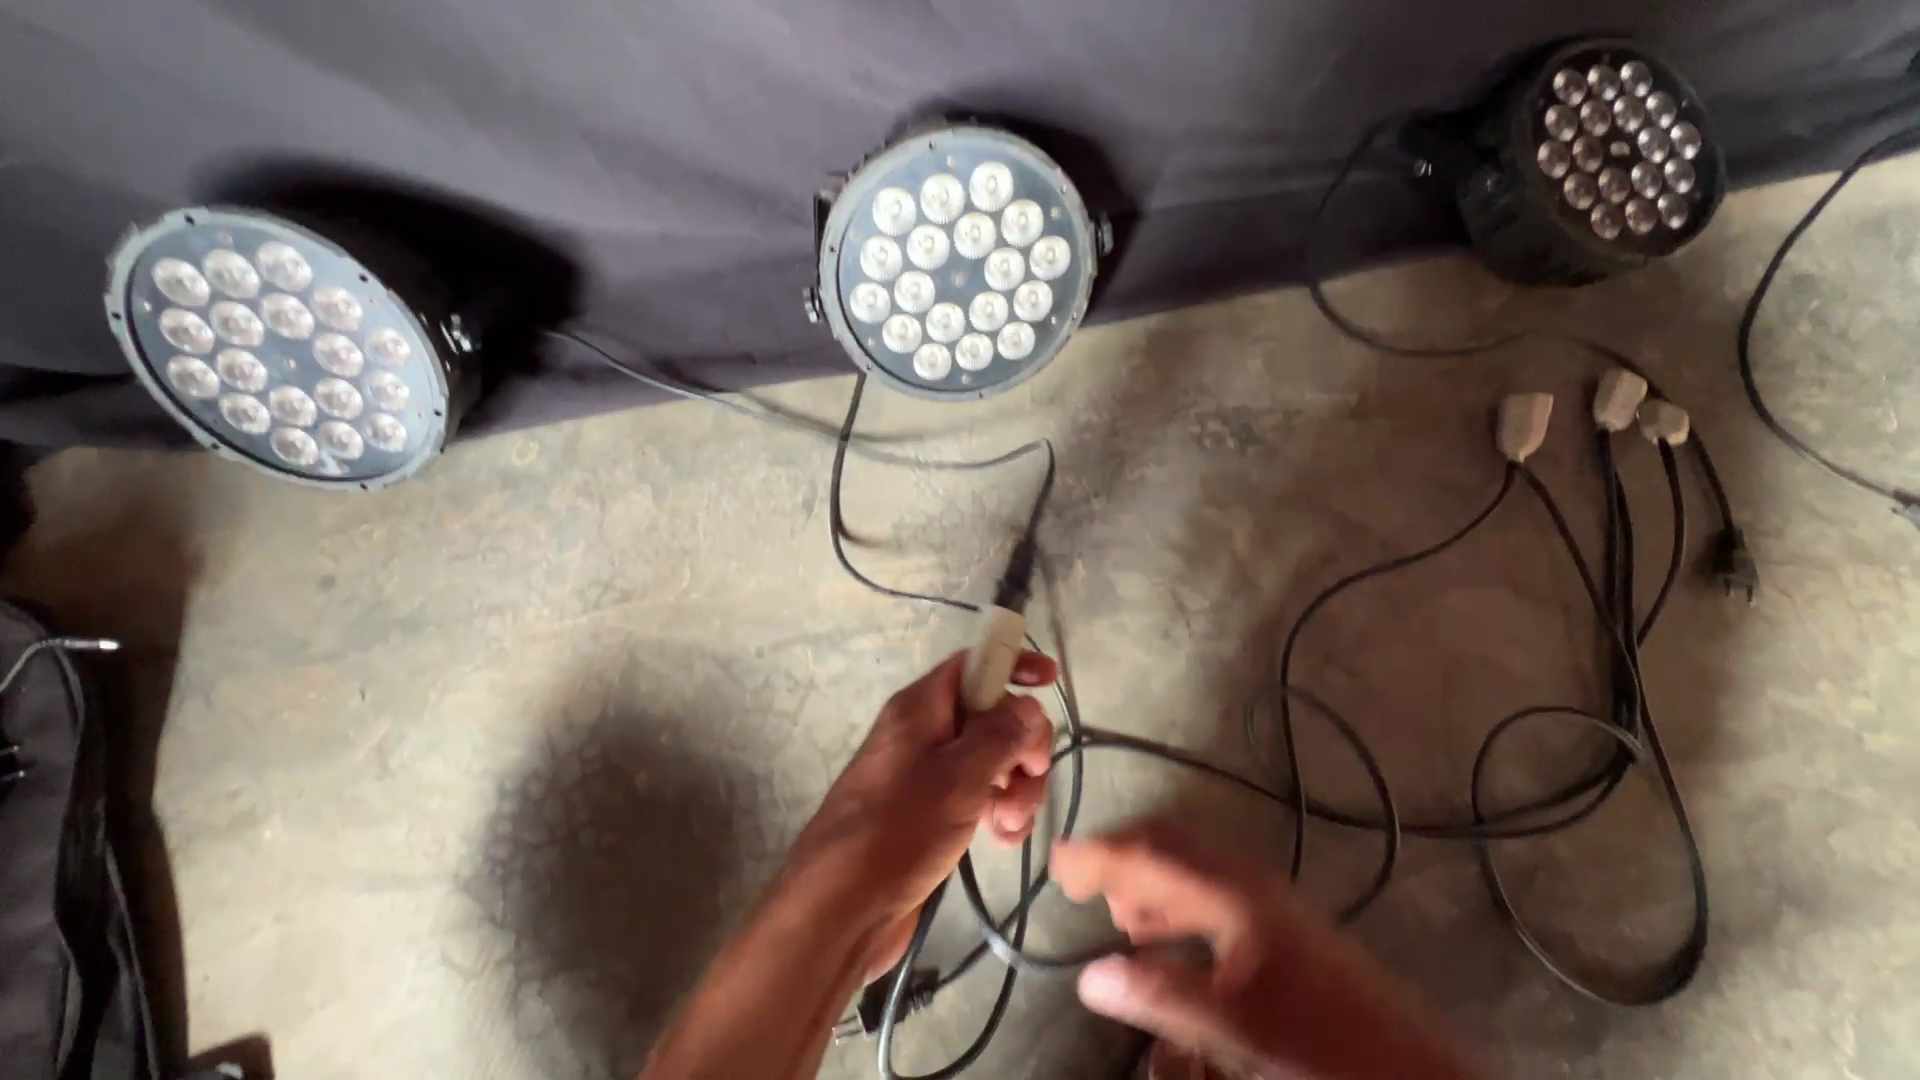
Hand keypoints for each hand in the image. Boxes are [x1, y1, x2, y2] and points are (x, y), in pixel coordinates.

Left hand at [781, 649, 1056, 980]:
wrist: (842, 908)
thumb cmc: (898, 830)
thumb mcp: (958, 777)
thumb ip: (1000, 735)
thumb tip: (1028, 704)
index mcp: (920, 708)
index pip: (972, 664)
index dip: (1011, 663)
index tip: (1051, 679)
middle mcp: (924, 733)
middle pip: (991, 715)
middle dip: (1022, 744)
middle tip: (1030, 777)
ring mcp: (928, 775)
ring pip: (991, 759)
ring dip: (1015, 785)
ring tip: (1012, 826)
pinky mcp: (932, 813)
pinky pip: (978, 795)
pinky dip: (998, 809)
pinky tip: (1004, 839)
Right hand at [1054, 824, 1481, 1079]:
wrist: (1415, 1070)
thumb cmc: (1323, 1043)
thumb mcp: (1238, 1025)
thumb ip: (1161, 995)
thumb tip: (1089, 974)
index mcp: (1234, 892)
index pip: (1152, 853)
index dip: (1100, 853)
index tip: (1058, 861)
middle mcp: (1248, 882)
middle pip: (1170, 847)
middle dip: (1120, 857)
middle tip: (1077, 880)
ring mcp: (1266, 902)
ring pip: (1190, 870)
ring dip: (1146, 881)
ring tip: (1112, 910)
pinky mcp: (1279, 927)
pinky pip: (1207, 895)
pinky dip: (1172, 905)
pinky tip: (1162, 938)